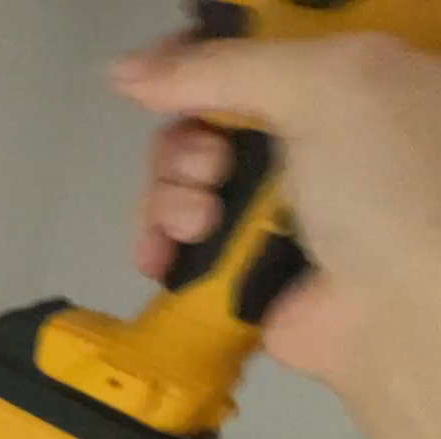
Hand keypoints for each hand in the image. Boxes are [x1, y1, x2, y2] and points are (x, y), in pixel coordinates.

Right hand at [117, 33, 440, 398]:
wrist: (403, 303)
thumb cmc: (395, 176)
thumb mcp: (330, 87)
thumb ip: (225, 67)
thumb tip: (124, 70)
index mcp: (353, 77)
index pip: (257, 46)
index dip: (199, 55)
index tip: (160, 74)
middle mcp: (310, 132)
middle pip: (199, 120)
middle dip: (182, 149)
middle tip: (211, 169)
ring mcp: (270, 198)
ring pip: (175, 181)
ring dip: (167, 202)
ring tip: (199, 226)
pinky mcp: (234, 253)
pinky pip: (168, 235)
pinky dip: (156, 244)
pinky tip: (164, 256)